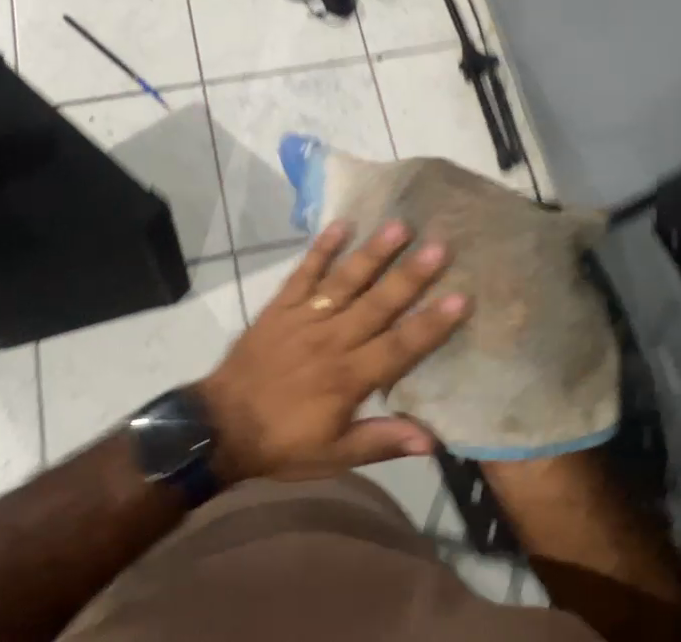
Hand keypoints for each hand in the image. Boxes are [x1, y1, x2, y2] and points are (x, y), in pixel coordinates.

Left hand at [195, 220, 471, 483]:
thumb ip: (381, 441)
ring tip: (400, 226)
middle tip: (441, 246)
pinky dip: (321, 249)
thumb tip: (433, 439)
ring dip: (373, 253)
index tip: (461, 298)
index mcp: (348, 378)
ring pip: (344, 281)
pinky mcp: (279, 307)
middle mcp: (331, 340)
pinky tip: (342, 224)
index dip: (431, 324)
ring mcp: (303, 318)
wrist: (219, 427)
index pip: (399, 346)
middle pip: (378, 304)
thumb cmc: (282, 444)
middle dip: (411, 275)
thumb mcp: (334, 456)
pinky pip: (303, 273)